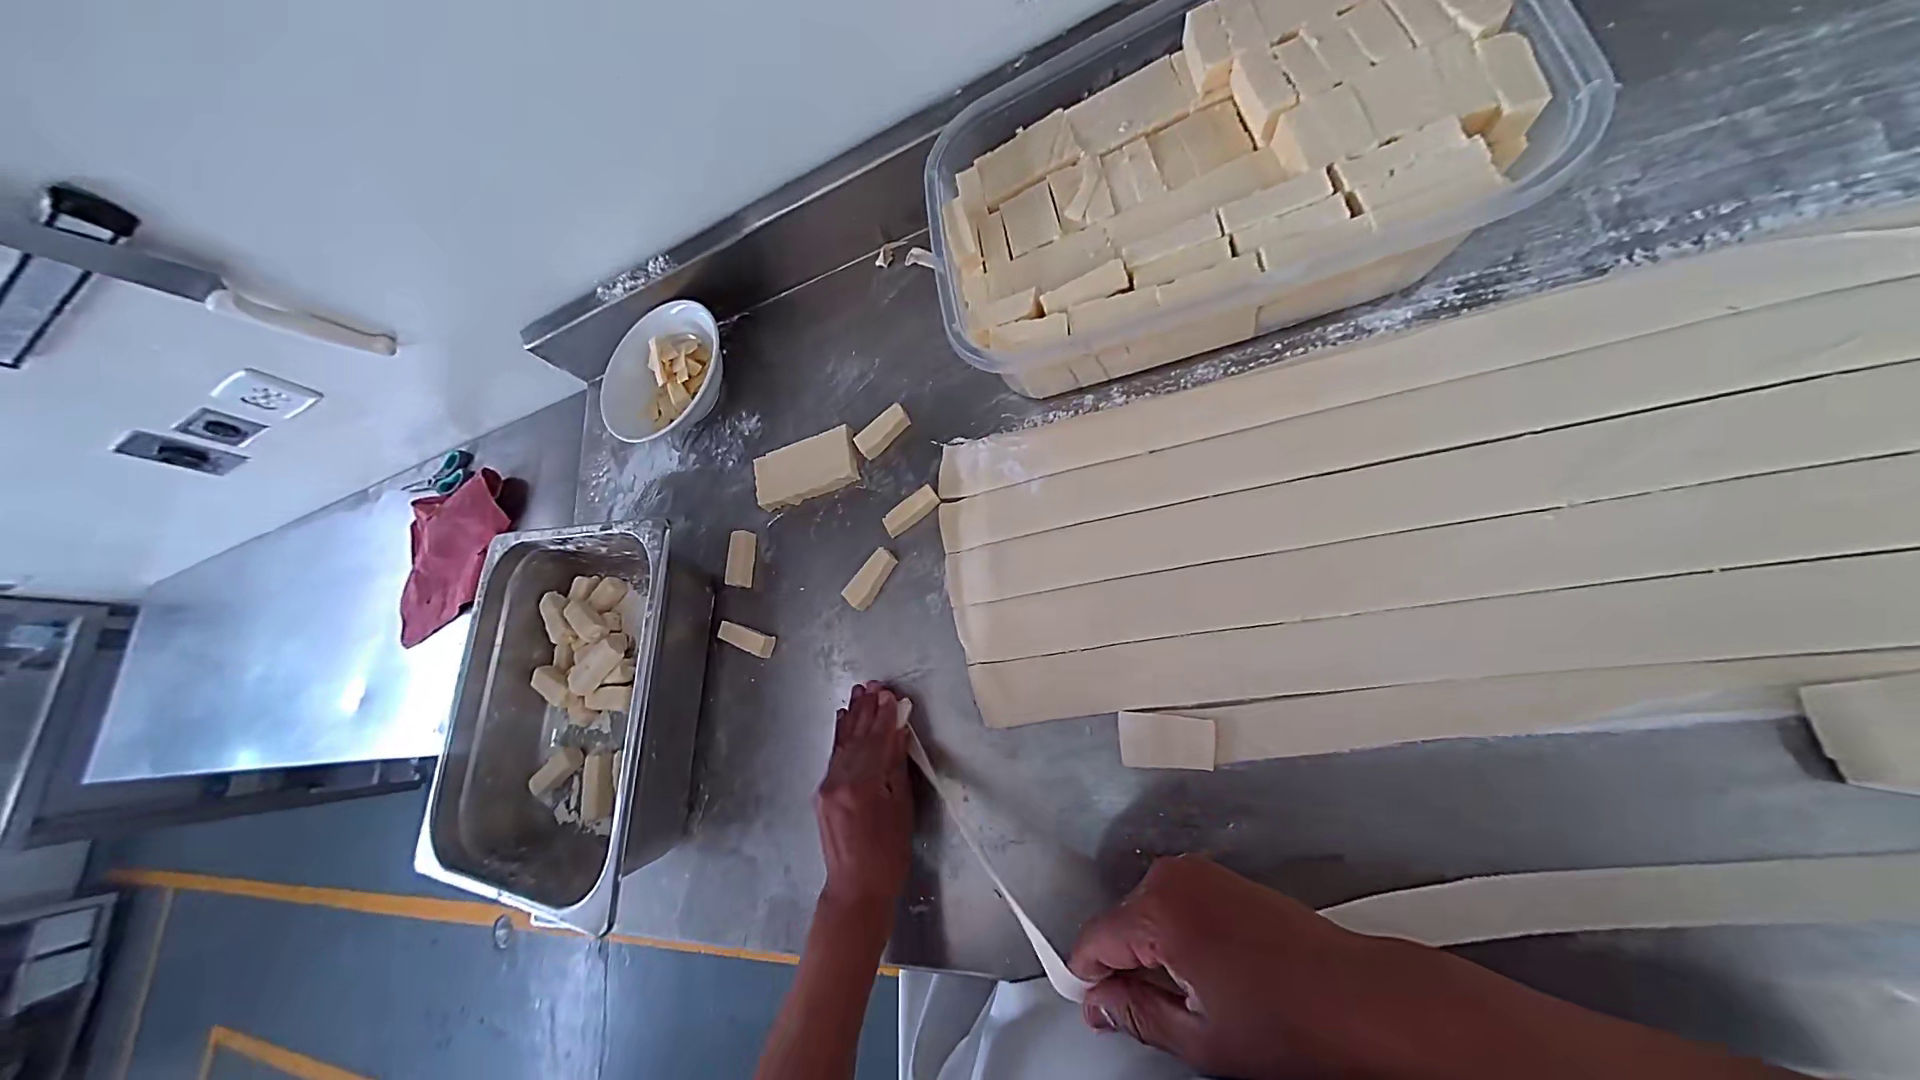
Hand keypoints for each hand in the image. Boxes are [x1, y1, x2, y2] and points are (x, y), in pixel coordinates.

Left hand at [814, 681, 912, 910]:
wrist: (856, 889)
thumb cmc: (889, 854)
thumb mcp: (901, 808)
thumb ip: (896, 766)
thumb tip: (898, 732)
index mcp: (863, 785)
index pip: (877, 741)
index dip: (885, 716)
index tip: (891, 694)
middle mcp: (839, 780)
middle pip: (857, 737)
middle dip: (867, 710)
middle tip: (875, 684)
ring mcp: (827, 786)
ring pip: (843, 744)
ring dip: (853, 716)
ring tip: (859, 692)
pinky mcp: (821, 793)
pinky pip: (833, 757)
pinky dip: (840, 736)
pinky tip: (842, 718)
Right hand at [1069, 855, 1369, 1077]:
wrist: (1360, 998)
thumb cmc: (1294, 1019)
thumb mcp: (1199, 1038)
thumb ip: (1134, 1015)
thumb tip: (1101, 1004)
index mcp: (1160, 911)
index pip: (1093, 940)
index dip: (1088, 978)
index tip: (1094, 1003)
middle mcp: (1174, 878)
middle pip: (1118, 922)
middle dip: (1123, 964)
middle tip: (1152, 1013)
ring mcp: (1199, 873)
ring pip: (1144, 912)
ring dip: (1150, 949)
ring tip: (1192, 993)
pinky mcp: (1220, 875)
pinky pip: (1173, 900)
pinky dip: (1175, 932)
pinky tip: (1208, 969)